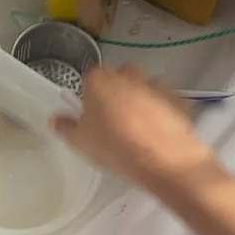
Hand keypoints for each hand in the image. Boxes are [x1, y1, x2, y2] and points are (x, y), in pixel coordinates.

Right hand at [51, 64, 225, 197]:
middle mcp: (128, 75)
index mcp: (99, 79)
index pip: (88, 78)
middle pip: (118, 77)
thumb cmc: (115, 146)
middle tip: (113, 119)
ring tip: (138, 128)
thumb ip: (66, 127)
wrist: (165, 160)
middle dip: (116, 92)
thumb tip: (56, 120)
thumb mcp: (80, 142)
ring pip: (144, 87)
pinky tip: (157, 133)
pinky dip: (162, 111)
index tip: (90, 114)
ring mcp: (156, 85)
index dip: (89, 96)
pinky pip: (165, 101)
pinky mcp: (178, 100)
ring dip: (140, 100)